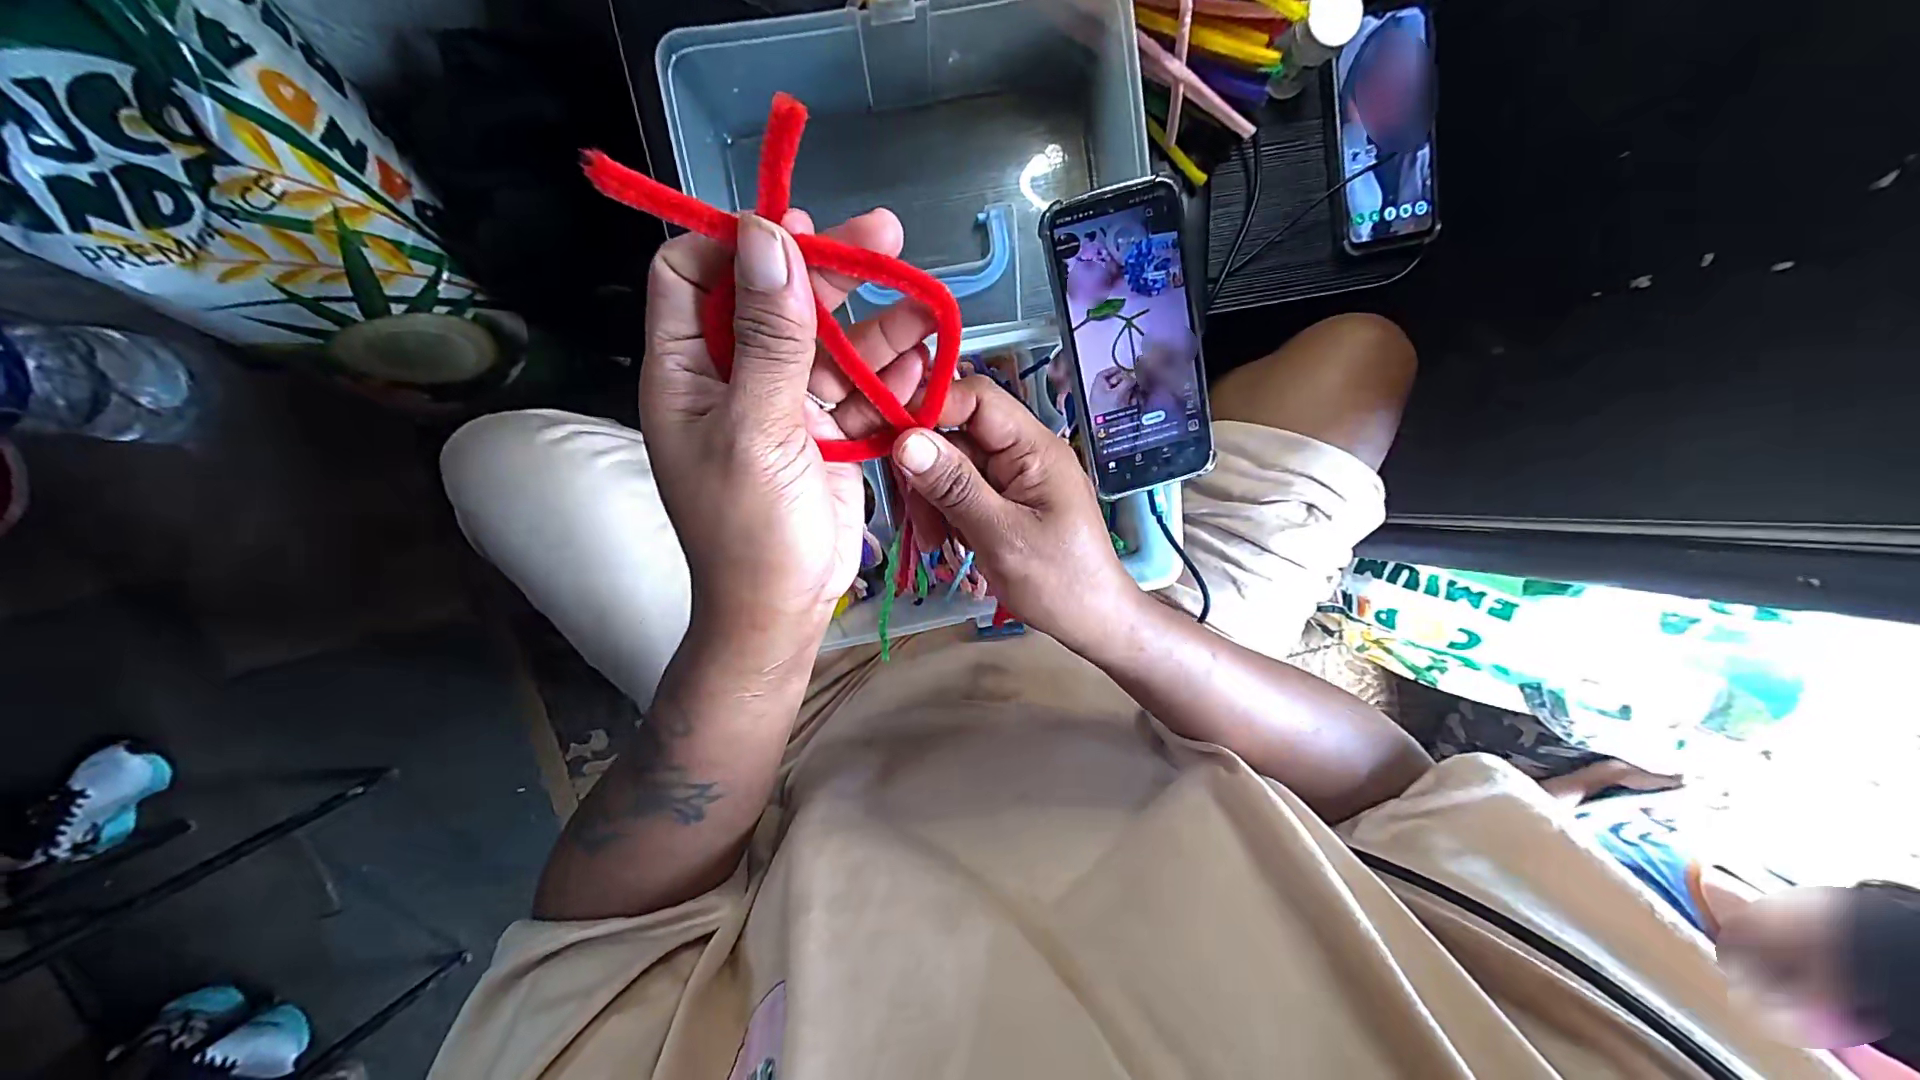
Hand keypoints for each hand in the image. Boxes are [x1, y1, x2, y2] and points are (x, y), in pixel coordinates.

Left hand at [641, 208, 932, 653]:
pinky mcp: (828, 432)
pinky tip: (921, 363)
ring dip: (877, 325)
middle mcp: (734, 378)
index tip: (791, 230)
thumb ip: (767, 337)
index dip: (735, 244)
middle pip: (778, 300)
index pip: (693, 276)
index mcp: (688, 372)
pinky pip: (859, 389)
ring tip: (927, 305)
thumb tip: (766, 238)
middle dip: (829, 270)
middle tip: (885, 236)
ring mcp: (785, 405)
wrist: (782, 607)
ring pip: (830, 344)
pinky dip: (889, 376)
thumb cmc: (750, 530)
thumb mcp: (755, 429)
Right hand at [891, 375, 1142, 651]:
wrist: (1092, 620)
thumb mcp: (1001, 535)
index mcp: (1034, 447)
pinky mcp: (1002, 499)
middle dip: (926, 470)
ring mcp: (1011, 476)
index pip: (977, 398)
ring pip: (951, 466)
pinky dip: (943, 513)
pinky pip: (959, 491)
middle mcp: (1021, 452)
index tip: (886, 431)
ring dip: (931, 499)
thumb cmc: (1059, 581)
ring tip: (933, 541)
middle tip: (915, 516)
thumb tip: (905, 440)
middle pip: (956, 434)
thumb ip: (954, 486)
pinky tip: (944, 542)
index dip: (929, 404)